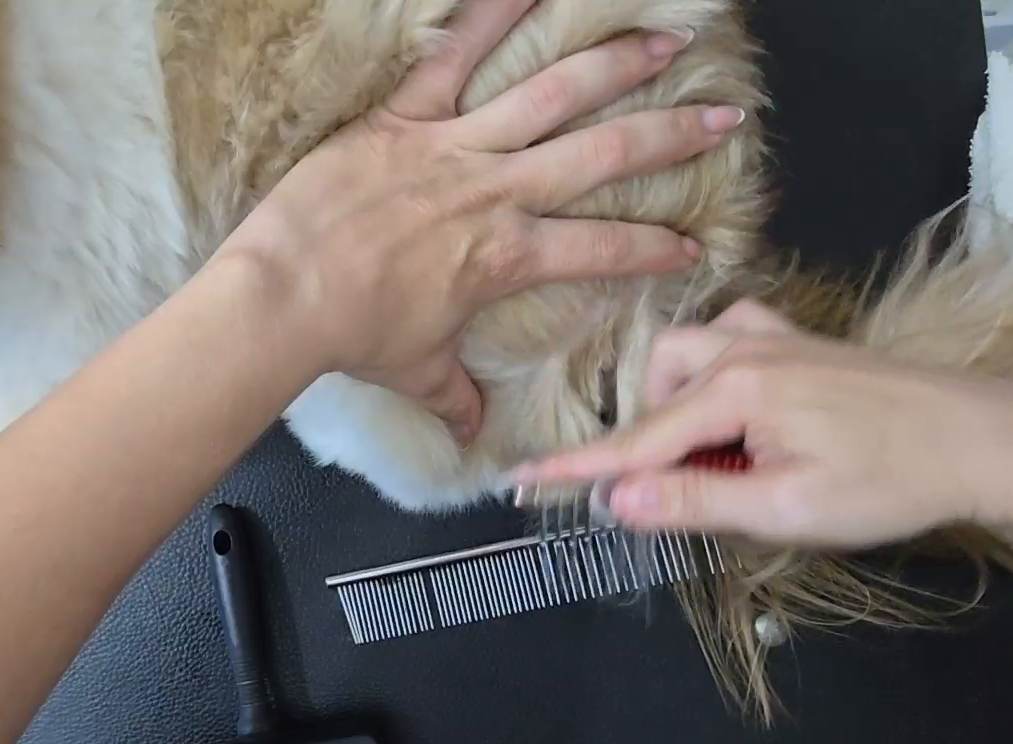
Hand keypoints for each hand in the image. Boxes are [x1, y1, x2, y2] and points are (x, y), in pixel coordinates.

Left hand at [215, 0, 745, 442]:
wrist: (287, 298)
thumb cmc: (352, 337)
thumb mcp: (417, 373)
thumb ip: (455, 398)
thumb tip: (474, 432)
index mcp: (504, 259)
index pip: (600, 250)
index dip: (652, 249)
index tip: (689, 246)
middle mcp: (495, 194)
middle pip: (602, 157)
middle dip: (671, 138)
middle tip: (725, 117)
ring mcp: (454, 148)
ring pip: (553, 94)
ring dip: (616, 63)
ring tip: (667, 41)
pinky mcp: (405, 116)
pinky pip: (456, 50)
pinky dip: (496, 9)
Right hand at [513, 300, 1012, 546]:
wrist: (992, 441)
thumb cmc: (893, 481)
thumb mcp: (784, 510)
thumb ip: (690, 501)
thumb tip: (611, 499)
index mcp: (735, 390)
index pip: (632, 442)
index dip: (572, 468)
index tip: (519, 480)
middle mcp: (741, 349)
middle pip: (651, 397)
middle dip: (649, 447)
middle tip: (688, 493)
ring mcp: (769, 337)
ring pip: (678, 361)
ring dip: (675, 411)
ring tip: (720, 458)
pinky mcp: (793, 340)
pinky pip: (721, 341)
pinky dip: (705, 376)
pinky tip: (734, 406)